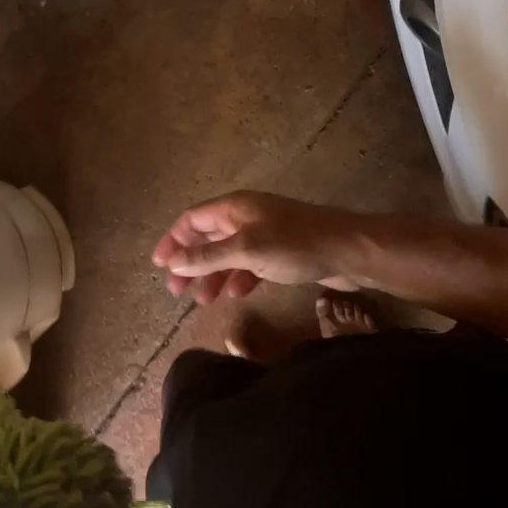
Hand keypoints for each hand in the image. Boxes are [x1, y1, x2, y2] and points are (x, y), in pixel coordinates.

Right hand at [151, 191, 364, 302]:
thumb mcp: (246, 251)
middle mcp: (245, 216)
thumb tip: (172, 260)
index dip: (173, 239)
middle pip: (207, 237)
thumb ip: (207, 256)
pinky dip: (237, 277)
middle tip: (176, 290)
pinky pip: (249, 263)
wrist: (349, 252)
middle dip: (190, 262)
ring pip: (227, 253)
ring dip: (212, 274)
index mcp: (234, 206)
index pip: (192, 219)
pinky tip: (235, 294)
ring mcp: (264, 233)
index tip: (158, 265)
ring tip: (201, 300)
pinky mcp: (281, 252)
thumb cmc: (294, 245)